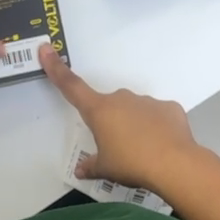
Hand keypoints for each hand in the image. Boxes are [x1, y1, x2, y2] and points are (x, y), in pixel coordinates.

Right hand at [42, 44, 202, 191]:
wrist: (174, 164)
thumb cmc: (131, 164)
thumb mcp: (105, 169)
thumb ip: (91, 166)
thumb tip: (81, 170)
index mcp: (99, 111)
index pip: (72, 87)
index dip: (57, 69)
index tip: (46, 50)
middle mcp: (122, 99)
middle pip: (108, 107)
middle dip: (110, 123)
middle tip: (117, 148)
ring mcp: (147, 101)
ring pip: (134, 111)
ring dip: (133, 126)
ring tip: (142, 151)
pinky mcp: (169, 108)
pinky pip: (157, 117)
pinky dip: (156, 129)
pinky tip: (160, 146)